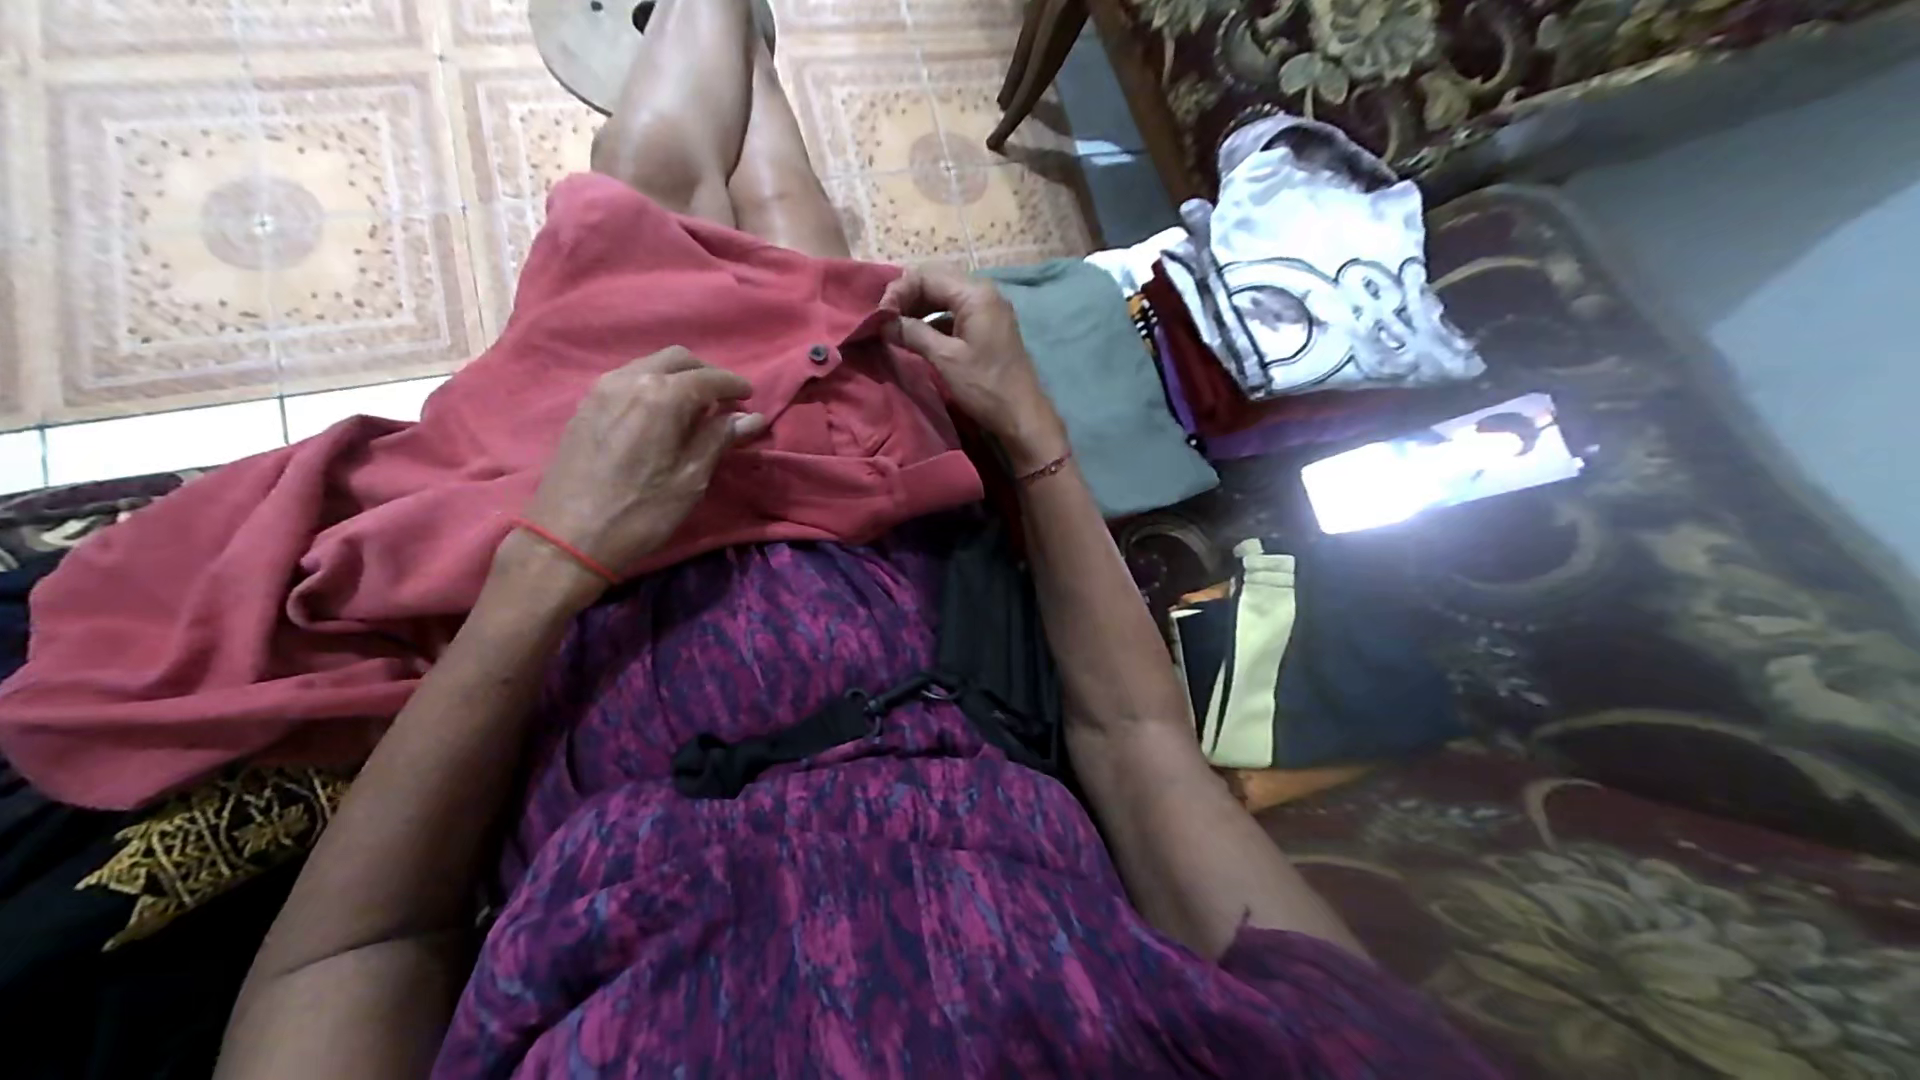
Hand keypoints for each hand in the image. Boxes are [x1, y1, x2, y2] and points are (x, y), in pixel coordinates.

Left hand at [509, 347, 766, 602]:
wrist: (568, 538)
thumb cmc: (641, 512)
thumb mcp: (691, 479)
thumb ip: (719, 439)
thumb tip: (750, 417)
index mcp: (661, 396)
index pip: (708, 378)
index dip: (734, 386)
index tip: (750, 399)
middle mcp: (630, 379)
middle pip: (677, 359)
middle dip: (706, 374)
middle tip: (725, 401)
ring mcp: (602, 389)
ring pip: (650, 365)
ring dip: (678, 378)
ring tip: (696, 409)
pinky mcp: (585, 405)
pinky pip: (628, 380)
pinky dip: (653, 387)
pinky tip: (662, 415)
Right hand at [880, 267, 1067, 472]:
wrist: (1022, 415)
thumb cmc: (985, 387)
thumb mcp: (945, 359)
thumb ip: (913, 334)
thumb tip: (884, 322)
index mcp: (976, 294)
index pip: (927, 275)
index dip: (899, 291)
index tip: (881, 316)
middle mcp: (984, 293)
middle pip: (936, 280)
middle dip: (907, 296)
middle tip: (885, 319)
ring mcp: (988, 309)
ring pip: (944, 296)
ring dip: (919, 308)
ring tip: (897, 327)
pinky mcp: (988, 327)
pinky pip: (954, 312)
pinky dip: (934, 320)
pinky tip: (917, 335)